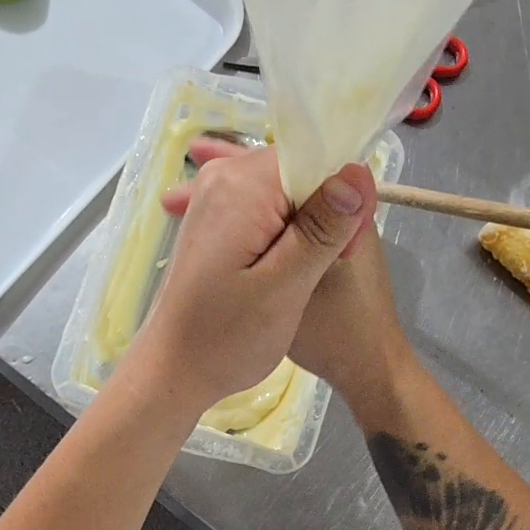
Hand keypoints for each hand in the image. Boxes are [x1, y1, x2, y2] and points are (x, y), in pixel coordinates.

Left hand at [162, 139, 413, 407]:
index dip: (342, 202)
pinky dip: (283, 237)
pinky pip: (266, 209)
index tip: (343, 254)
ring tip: (299, 280)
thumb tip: (358, 172)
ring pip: (288, 193)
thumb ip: (321, 230)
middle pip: (302, 172)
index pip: (318, 158)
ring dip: (306, 231)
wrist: (171, 371)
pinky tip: (283, 274)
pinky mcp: (216, 220)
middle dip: (324, 216)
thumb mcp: (284, 288)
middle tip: (324, 272)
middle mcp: (224, 177)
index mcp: (242, 185)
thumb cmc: (225, 340)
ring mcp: (215, 197)